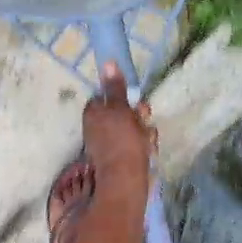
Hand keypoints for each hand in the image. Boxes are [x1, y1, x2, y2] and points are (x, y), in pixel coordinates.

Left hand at [83, 63, 154, 198]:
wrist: (125, 180)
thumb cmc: (122, 140)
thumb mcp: (120, 108)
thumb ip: (115, 87)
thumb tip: (108, 62)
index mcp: (92, 114)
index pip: (107, 98)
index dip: (124, 100)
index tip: (137, 105)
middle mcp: (95, 129)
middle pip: (122, 114)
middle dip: (138, 117)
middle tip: (145, 121)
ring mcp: (106, 146)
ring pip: (131, 130)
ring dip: (144, 132)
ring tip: (149, 141)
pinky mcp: (117, 160)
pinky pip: (133, 146)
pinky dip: (142, 146)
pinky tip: (149, 151)